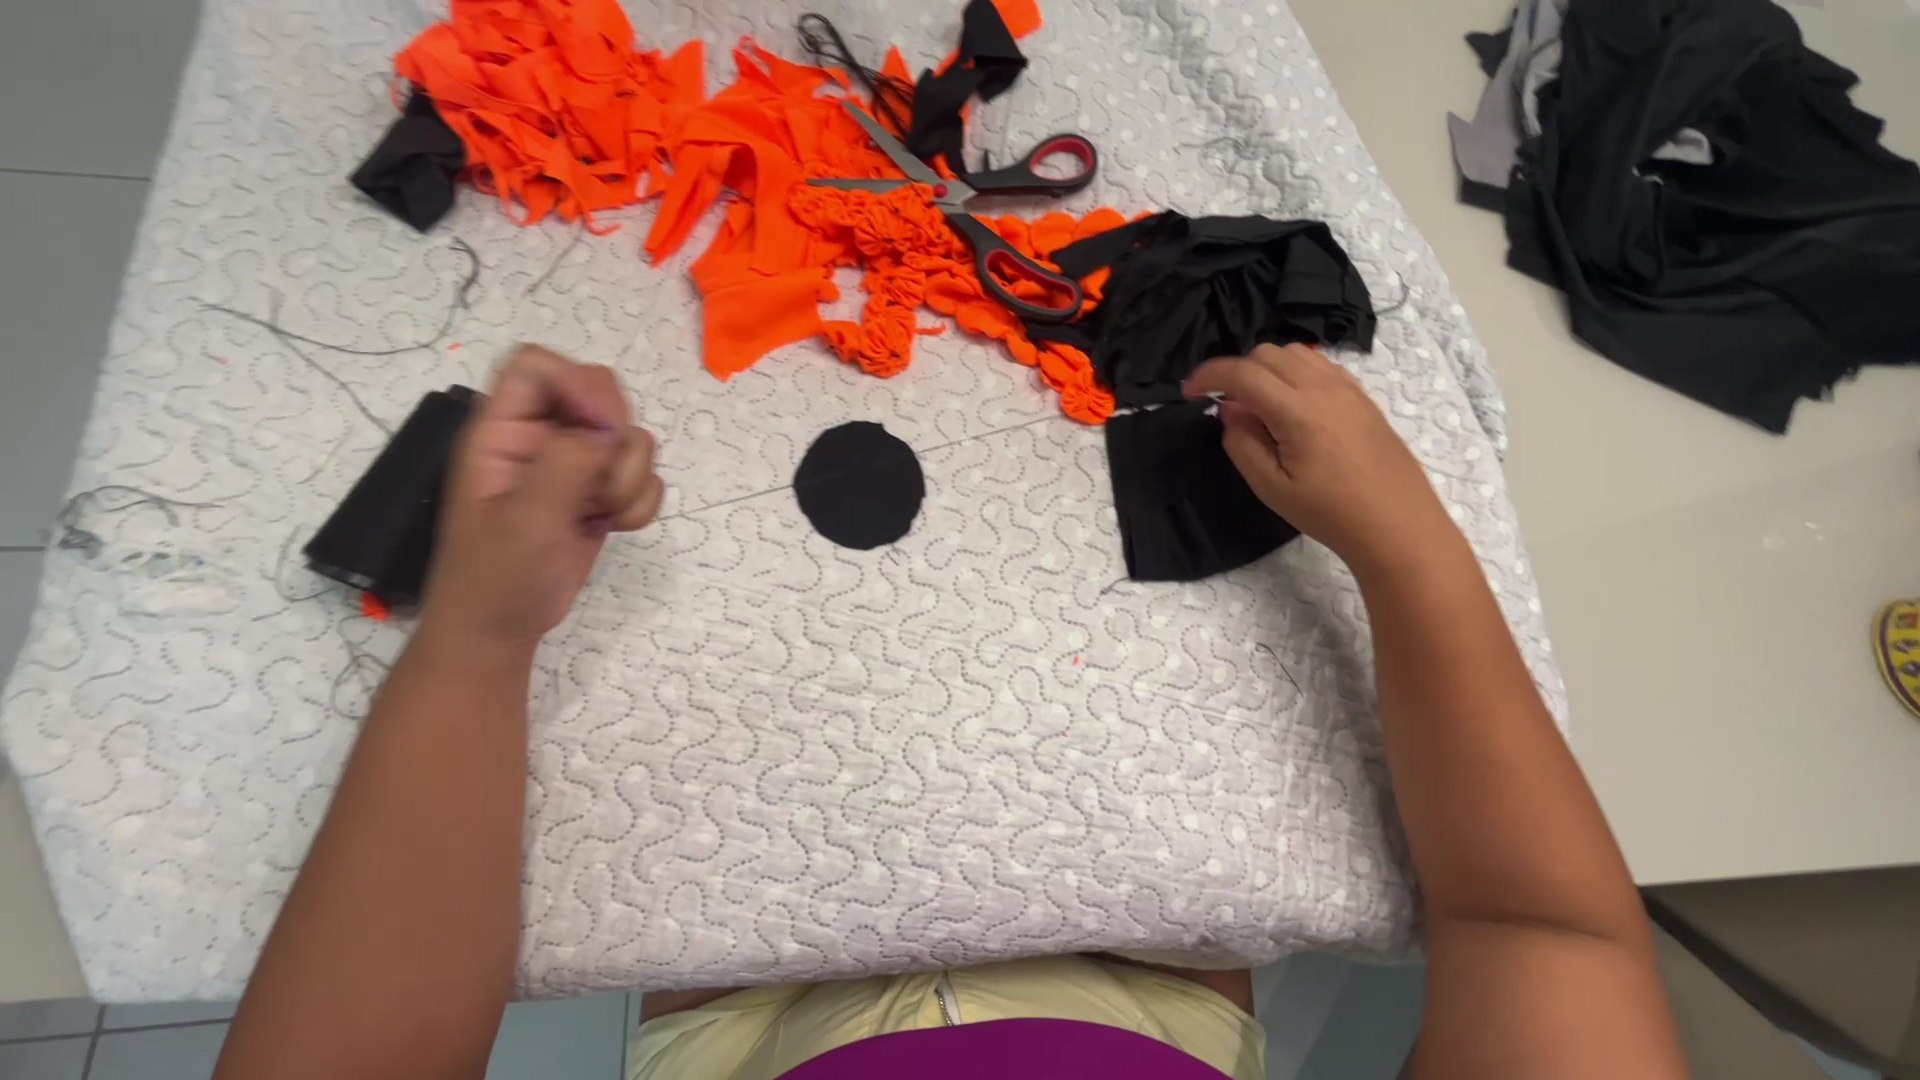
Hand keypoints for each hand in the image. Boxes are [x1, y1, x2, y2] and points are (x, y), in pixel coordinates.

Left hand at [421, 345, 662, 646]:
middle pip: (598, 394)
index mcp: (502, 431)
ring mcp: (575, 467)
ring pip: (630, 439)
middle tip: (606, 480)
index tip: (600, 429)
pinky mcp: (600, 495)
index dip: (576, 384)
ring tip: (604, 514)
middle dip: (616, 438)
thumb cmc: (496, 576)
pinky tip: (613, 527)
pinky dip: (640, 503)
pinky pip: (643, 478)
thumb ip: (566, 464)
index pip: (538, 366)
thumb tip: (610, 435)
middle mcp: (541, 439)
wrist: (501, 628)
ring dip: (631, 478)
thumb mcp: (524, 518)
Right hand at [1183, 344, 1455, 577]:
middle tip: (1226, 406)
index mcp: (1297, 410)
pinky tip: (1290, 404)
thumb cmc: (1330, 512)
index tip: (1188, 392)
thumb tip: (1230, 410)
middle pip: (1266, 353)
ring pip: (1294, 353)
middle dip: (1236, 371)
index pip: (1242, 373)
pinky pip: (1319, 365)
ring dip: (1265, 368)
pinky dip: (1293, 372)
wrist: (1397, 523)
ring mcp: (1347, 388)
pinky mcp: (1361, 396)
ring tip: (1257, 404)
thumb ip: (1242, 443)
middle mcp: (1323, 387)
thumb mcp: (1271, 487)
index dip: (1208, 375)